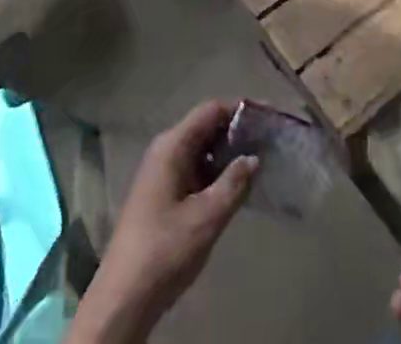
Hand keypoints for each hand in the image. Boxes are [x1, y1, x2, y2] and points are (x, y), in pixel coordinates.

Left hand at [67, 100, 258, 343]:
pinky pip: (197, 169)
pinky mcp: (166, 192)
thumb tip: (253, 157)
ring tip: (266, 159)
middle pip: (206, 127)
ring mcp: (165, 171)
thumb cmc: (165, 248)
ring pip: (203, 149)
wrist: (127, 291)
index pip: (210, 111)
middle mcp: (166, 150)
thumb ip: (232, 184)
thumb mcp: (206, 217)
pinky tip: (242, 185)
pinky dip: (219, 171)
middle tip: (274, 140)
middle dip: (239, 130)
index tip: (271, 115)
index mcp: (172, 146)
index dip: (240, 108)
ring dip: (230, 152)